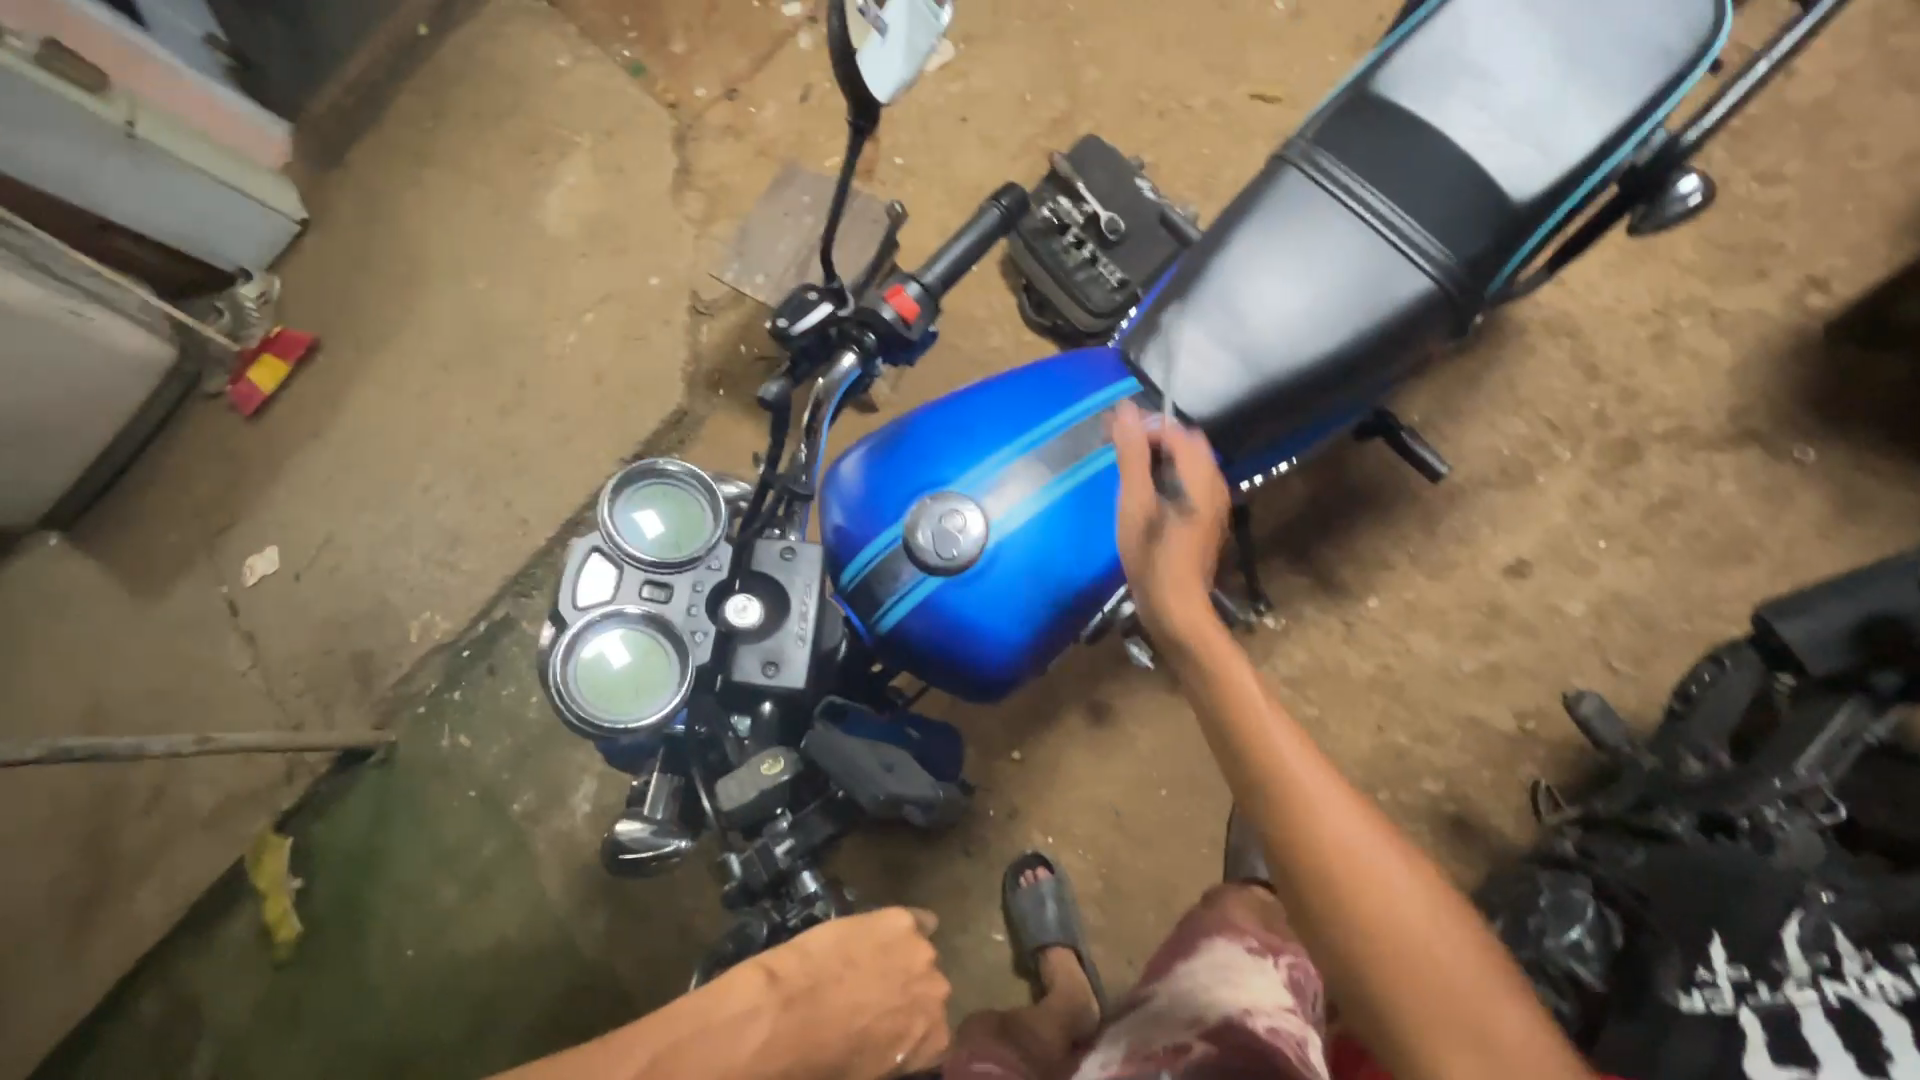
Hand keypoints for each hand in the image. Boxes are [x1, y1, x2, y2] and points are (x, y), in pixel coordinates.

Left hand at [742, 908, 950, 1079]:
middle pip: (930, 988)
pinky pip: (915, 919)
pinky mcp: (901, 919)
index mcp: (933, 1039)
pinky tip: (879, 929)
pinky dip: (899, 925)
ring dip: (900, 957)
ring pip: (919, 951)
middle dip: (907, 990)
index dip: (913, 1030)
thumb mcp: (865, 1072)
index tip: (891, 1027)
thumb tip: (887, 1038)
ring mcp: (921, 951)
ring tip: (867, 960)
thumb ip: (894, 1051)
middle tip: (874, 992)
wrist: (788, 1013)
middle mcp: (937, 993)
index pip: (937, 1035)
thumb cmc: (821, 1058)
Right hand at [1112, 401, 1230, 647]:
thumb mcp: (1135, 503)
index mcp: (1201, 477)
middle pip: (1187, 445)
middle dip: (1153, 439)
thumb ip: (1132, 454)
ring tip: (1128, 471)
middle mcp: (1214, 485)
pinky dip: (1167, 478)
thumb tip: (1125, 410)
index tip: (1113, 436)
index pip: (1177, 432)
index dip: (1146, 426)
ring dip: (1159, 459)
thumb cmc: (1152, 557)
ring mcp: (1214, 505)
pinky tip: (1145, 496)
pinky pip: (1190, 484)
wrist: (1175, 608)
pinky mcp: (1206, 521)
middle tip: (1118, 449)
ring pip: (1189, 464)